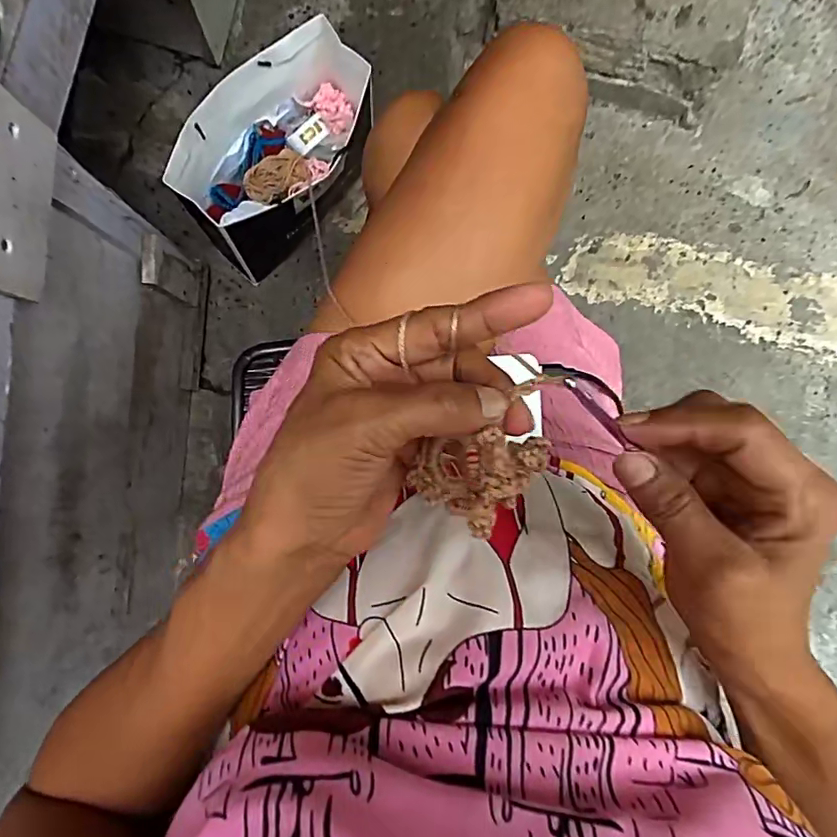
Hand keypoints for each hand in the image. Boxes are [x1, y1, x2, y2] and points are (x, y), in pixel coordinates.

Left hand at [236, 284, 553, 583]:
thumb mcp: (367, 426)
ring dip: (489, 417)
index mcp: (362, 354)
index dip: (486, 312)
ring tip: (509, 438)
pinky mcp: (411, 448)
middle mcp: (383, 376)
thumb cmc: (315, 470)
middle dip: (489, 384)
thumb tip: (497, 401)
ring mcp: (399, 414)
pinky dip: (476, 442)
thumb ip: (435, 406)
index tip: (537, 299)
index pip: (432, 326)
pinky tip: (488, 456)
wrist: (299, 538)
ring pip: (460, 401)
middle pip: (454, 365)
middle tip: (516, 415)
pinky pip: (455, 434)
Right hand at [611, 392, 836, 696]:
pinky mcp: (733, 491)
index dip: (683, 423)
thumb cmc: (741, 620)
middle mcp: (789, 476)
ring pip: (704, 435)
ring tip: (625, 461)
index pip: (744, 432)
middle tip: (620, 444)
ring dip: (662, 444)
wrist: (752, 658)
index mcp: (803, 493)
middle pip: (725, 423)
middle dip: (671, 428)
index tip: (625, 431)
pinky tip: (640, 473)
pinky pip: (692, 459)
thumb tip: (625, 456)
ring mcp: (760, 482)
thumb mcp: (707, 564)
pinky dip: (662, 461)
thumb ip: (670, 505)